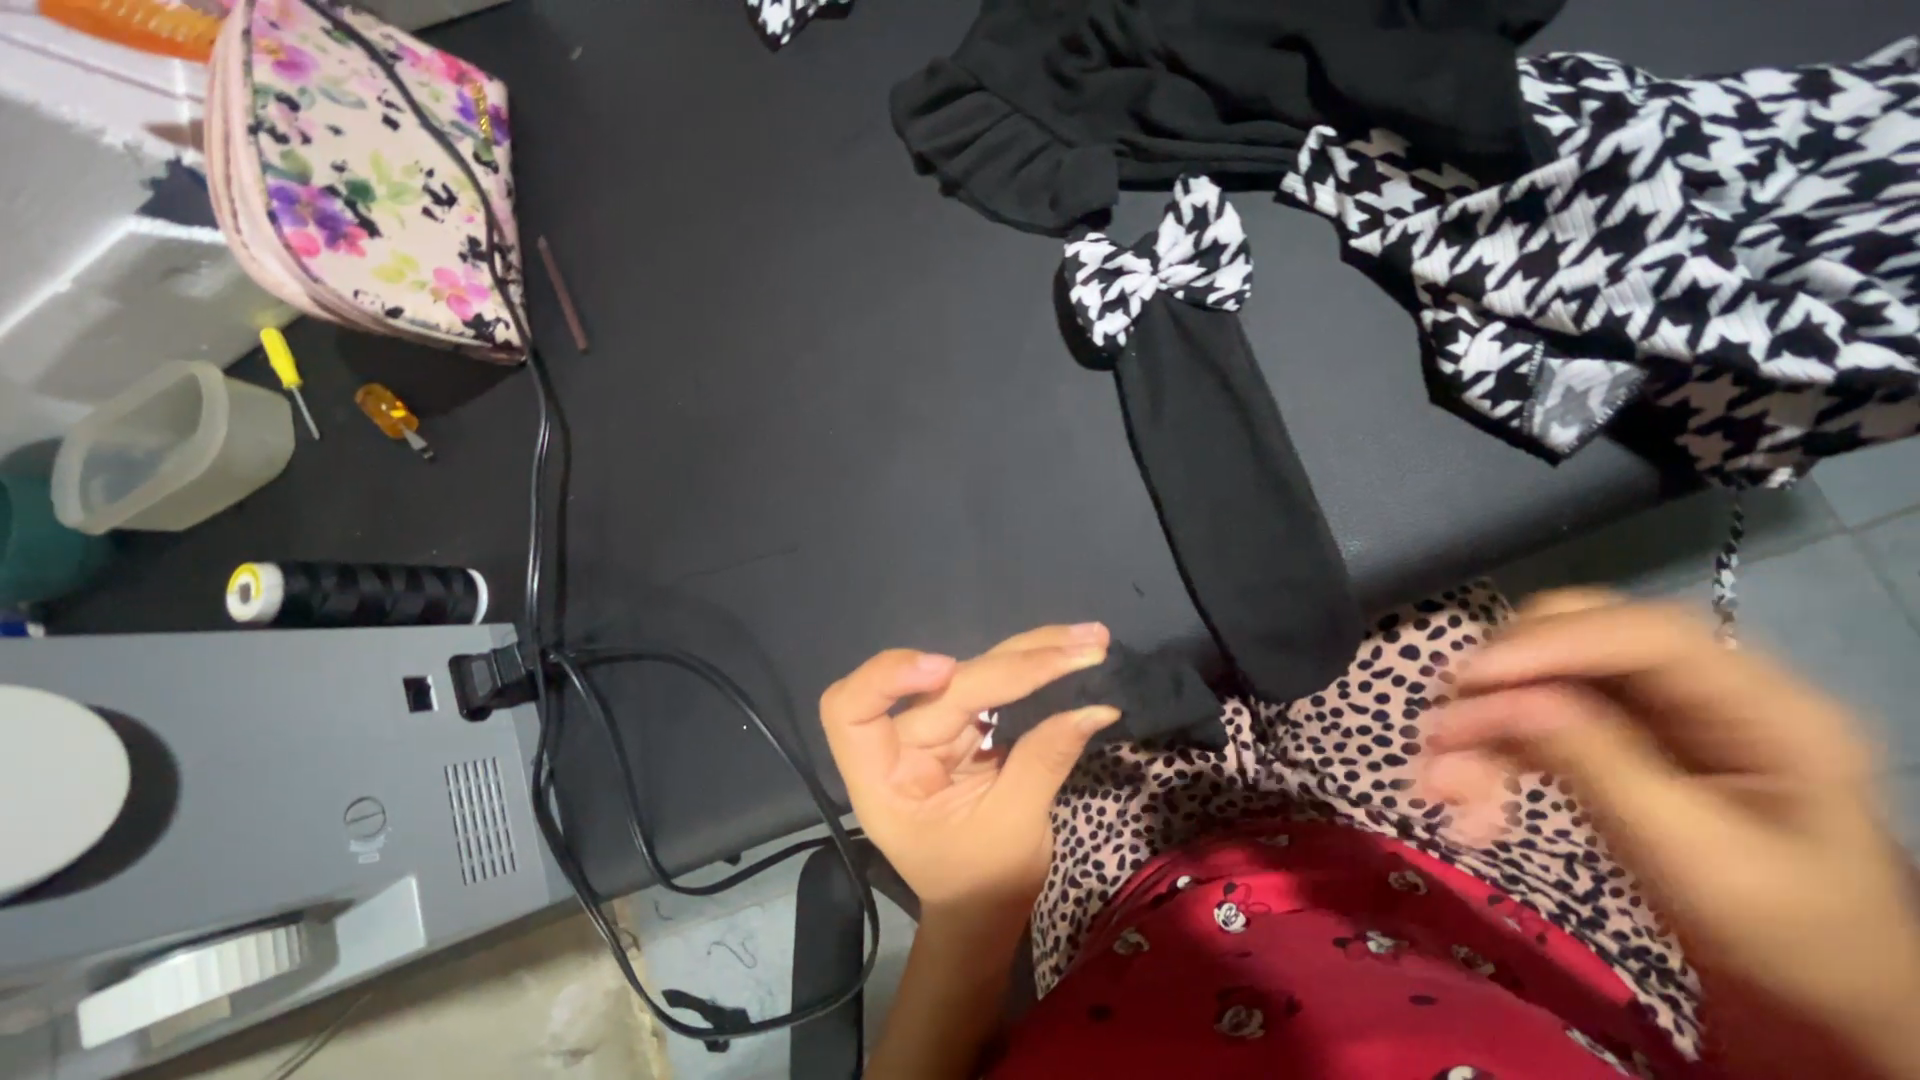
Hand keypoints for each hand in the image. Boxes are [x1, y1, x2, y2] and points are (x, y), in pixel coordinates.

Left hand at [819, 623, 1118, 922]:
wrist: (984, 910)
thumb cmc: (981, 885)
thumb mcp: (1013, 830)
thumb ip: (1043, 762)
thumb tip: (1094, 707)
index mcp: (883, 780)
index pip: (851, 711)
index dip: (888, 677)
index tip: (946, 668)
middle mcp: (902, 745)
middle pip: (944, 685)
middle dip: (1014, 663)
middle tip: (1082, 648)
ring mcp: (934, 731)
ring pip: (975, 675)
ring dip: (1033, 654)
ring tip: (1089, 639)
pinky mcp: (963, 726)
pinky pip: (995, 689)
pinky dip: (1034, 671)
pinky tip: (1069, 654)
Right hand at [1424, 590, 1919, 1075]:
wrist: (1814, 1001)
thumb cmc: (1782, 936)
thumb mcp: (1693, 855)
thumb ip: (1597, 765)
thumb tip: (1499, 700)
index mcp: (1763, 708)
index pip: (1644, 637)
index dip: (1549, 643)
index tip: (1466, 680)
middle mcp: (1703, 693)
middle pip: (1578, 642)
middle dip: (1499, 682)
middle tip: (1441, 731)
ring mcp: (1656, 717)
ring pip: (1541, 683)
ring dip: (1480, 728)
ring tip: (1437, 788)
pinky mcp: (1615, 743)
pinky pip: (1534, 725)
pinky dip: (1490, 757)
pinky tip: (1466, 806)